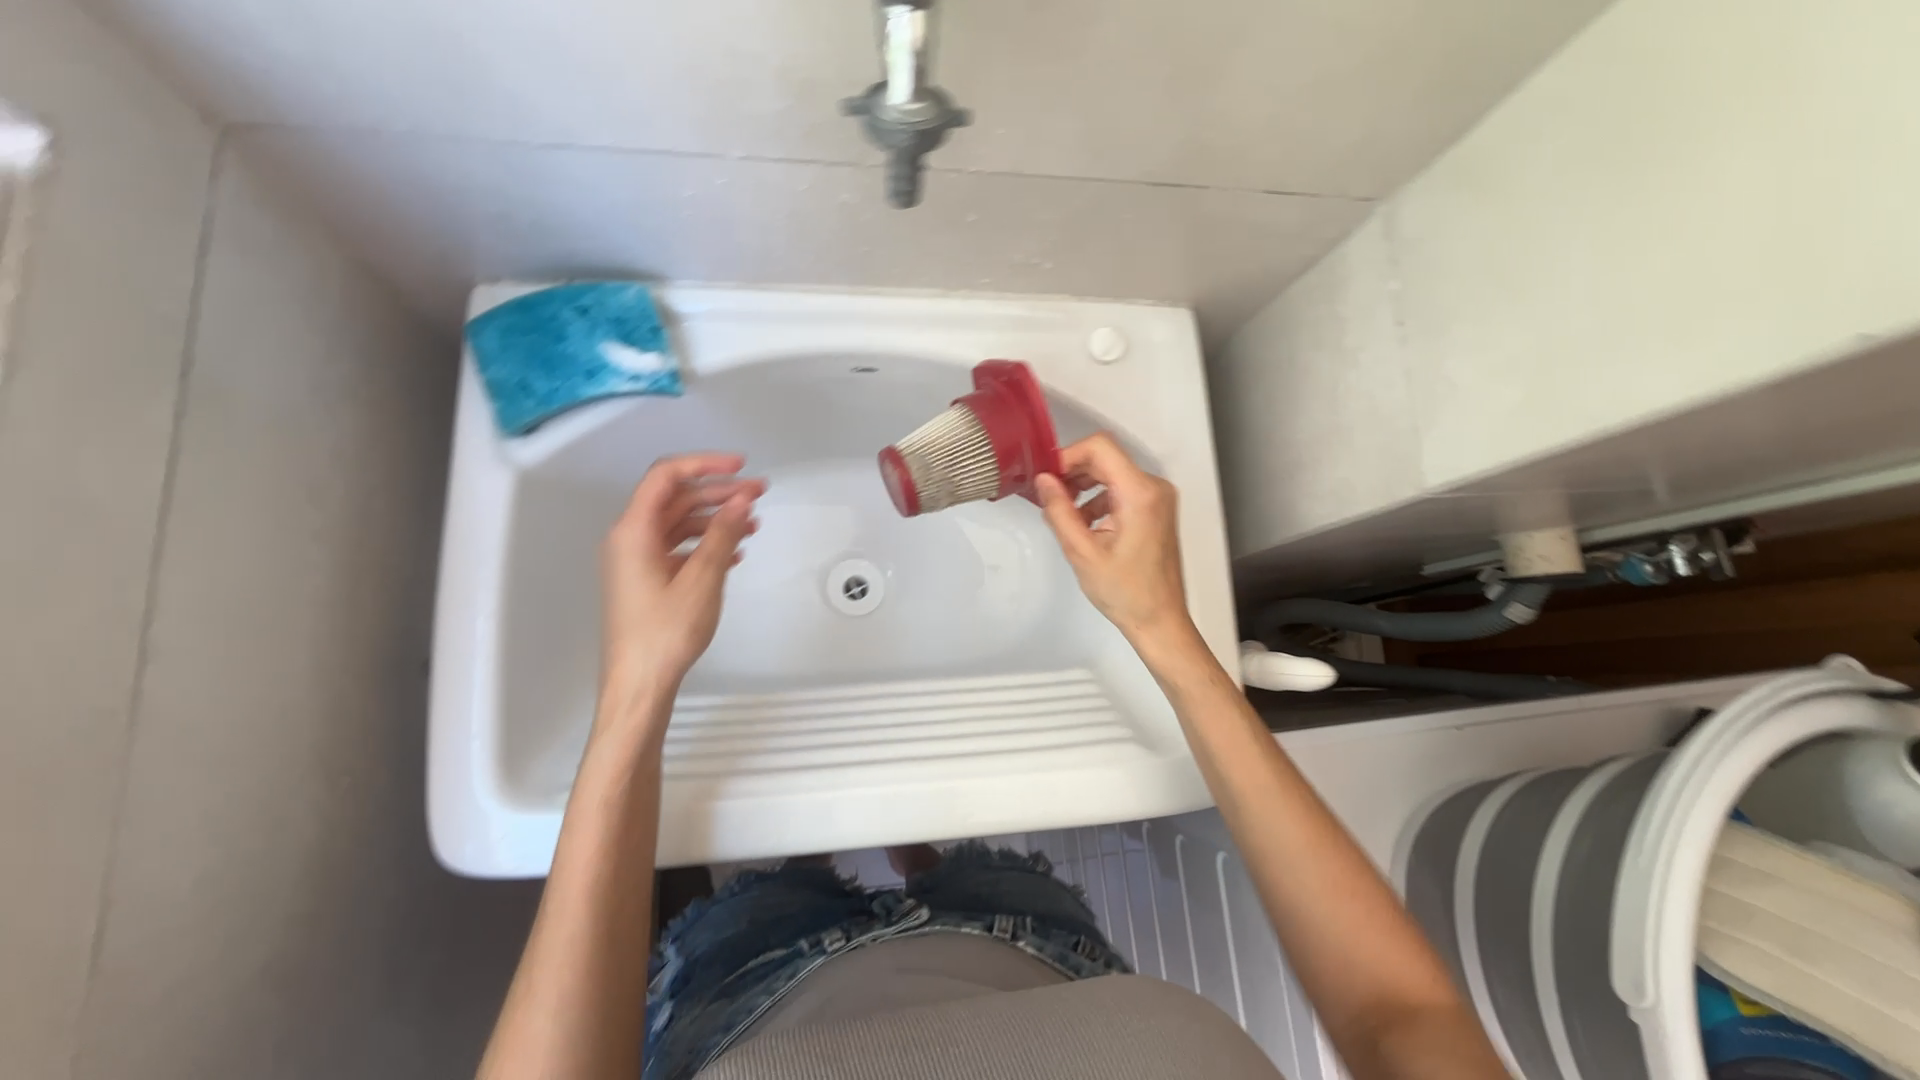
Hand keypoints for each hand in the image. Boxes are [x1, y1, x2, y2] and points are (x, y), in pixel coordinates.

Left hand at [600, 453, 763, 709]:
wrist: (639, 683)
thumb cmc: (665, 633)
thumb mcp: (701, 580)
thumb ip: (722, 535)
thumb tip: (741, 500)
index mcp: (634, 531)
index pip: (667, 476)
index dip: (705, 464)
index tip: (741, 467)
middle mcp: (630, 538)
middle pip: (677, 499)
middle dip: (719, 493)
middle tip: (759, 493)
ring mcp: (637, 560)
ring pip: (680, 523)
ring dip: (717, 520)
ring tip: (752, 526)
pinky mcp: (646, 579)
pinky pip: (678, 547)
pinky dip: (706, 543)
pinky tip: (734, 553)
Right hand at [1034, 433, 1192, 644]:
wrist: (1159, 620)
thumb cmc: (1125, 592)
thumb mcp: (1082, 552)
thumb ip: (1059, 511)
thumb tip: (1043, 480)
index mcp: (1140, 493)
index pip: (1100, 448)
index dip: (1068, 456)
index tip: (1047, 478)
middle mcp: (1154, 487)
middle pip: (1106, 458)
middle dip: (1073, 472)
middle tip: (1048, 496)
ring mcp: (1157, 498)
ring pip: (1111, 473)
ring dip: (1083, 487)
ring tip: (1063, 515)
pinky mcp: (1155, 509)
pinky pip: (1121, 489)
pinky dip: (1098, 499)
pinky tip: (1083, 525)